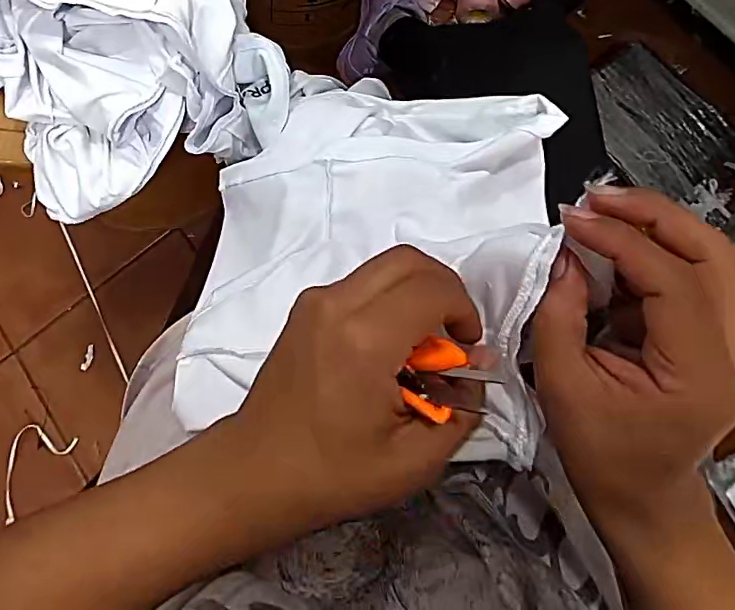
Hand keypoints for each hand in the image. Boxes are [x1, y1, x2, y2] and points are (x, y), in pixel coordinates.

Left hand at [220, 244, 483, 532]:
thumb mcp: (412, 460)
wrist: (254, 473)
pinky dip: (391, 295)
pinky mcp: (308, 303)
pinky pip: (365, 279)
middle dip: (446, 289)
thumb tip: (480, 362)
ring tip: (422, 339)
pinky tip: (390, 342)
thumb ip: (460, 409)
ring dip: (418, 289)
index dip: (463, 310)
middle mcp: (339, 304)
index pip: (433, 289)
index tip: (467, 345)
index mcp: (365, 340)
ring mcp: (318, 298)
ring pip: (388, 264)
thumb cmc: (332, 474)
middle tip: (453, 332)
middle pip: (412, 261)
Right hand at [533, 185, 734, 540]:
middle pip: (711, 251)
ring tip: (608, 211)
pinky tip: (620, 246)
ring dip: (660, 223)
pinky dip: (661, 247)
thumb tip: (566, 255)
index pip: (672, 279)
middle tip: (599, 199)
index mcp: (702, 374)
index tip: (575, 220)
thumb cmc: (608, 461)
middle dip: (652, 212)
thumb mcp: (564, 389)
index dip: (620, 239)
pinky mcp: (724, 335)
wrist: (648, 503)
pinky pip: (700, 271)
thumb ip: (559, 315)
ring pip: (713, 253)